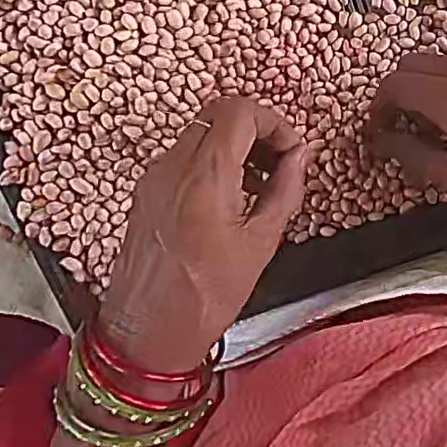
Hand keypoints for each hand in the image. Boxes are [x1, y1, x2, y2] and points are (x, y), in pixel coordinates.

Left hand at [95, 98, 316, 372]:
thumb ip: (286, 189)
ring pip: (203, 130)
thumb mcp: (262, 242)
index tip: (292, 151)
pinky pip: (186, 154)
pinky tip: (233, 196)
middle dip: (258, 128)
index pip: (239, 112)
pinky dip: (215, 159)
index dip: (275, 123)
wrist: (146, 335)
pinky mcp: (147, 190)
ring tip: (261, 182)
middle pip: (219, 113)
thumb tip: (300, 156)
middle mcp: (173, 167)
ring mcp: (155, 176)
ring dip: (237, 143)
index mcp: (205, 178)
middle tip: (280, 160)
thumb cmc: (206, 297)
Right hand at [364, 54, 446, 209]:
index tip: (379, 130)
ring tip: (427, 126)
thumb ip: (413, 155)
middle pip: (408, 65)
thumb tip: (385, 142)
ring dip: (418, 88)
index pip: (395, 84)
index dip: (378, 108)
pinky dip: (441, 84)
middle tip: (397, 126)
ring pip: (432, 63)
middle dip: (395, 93)